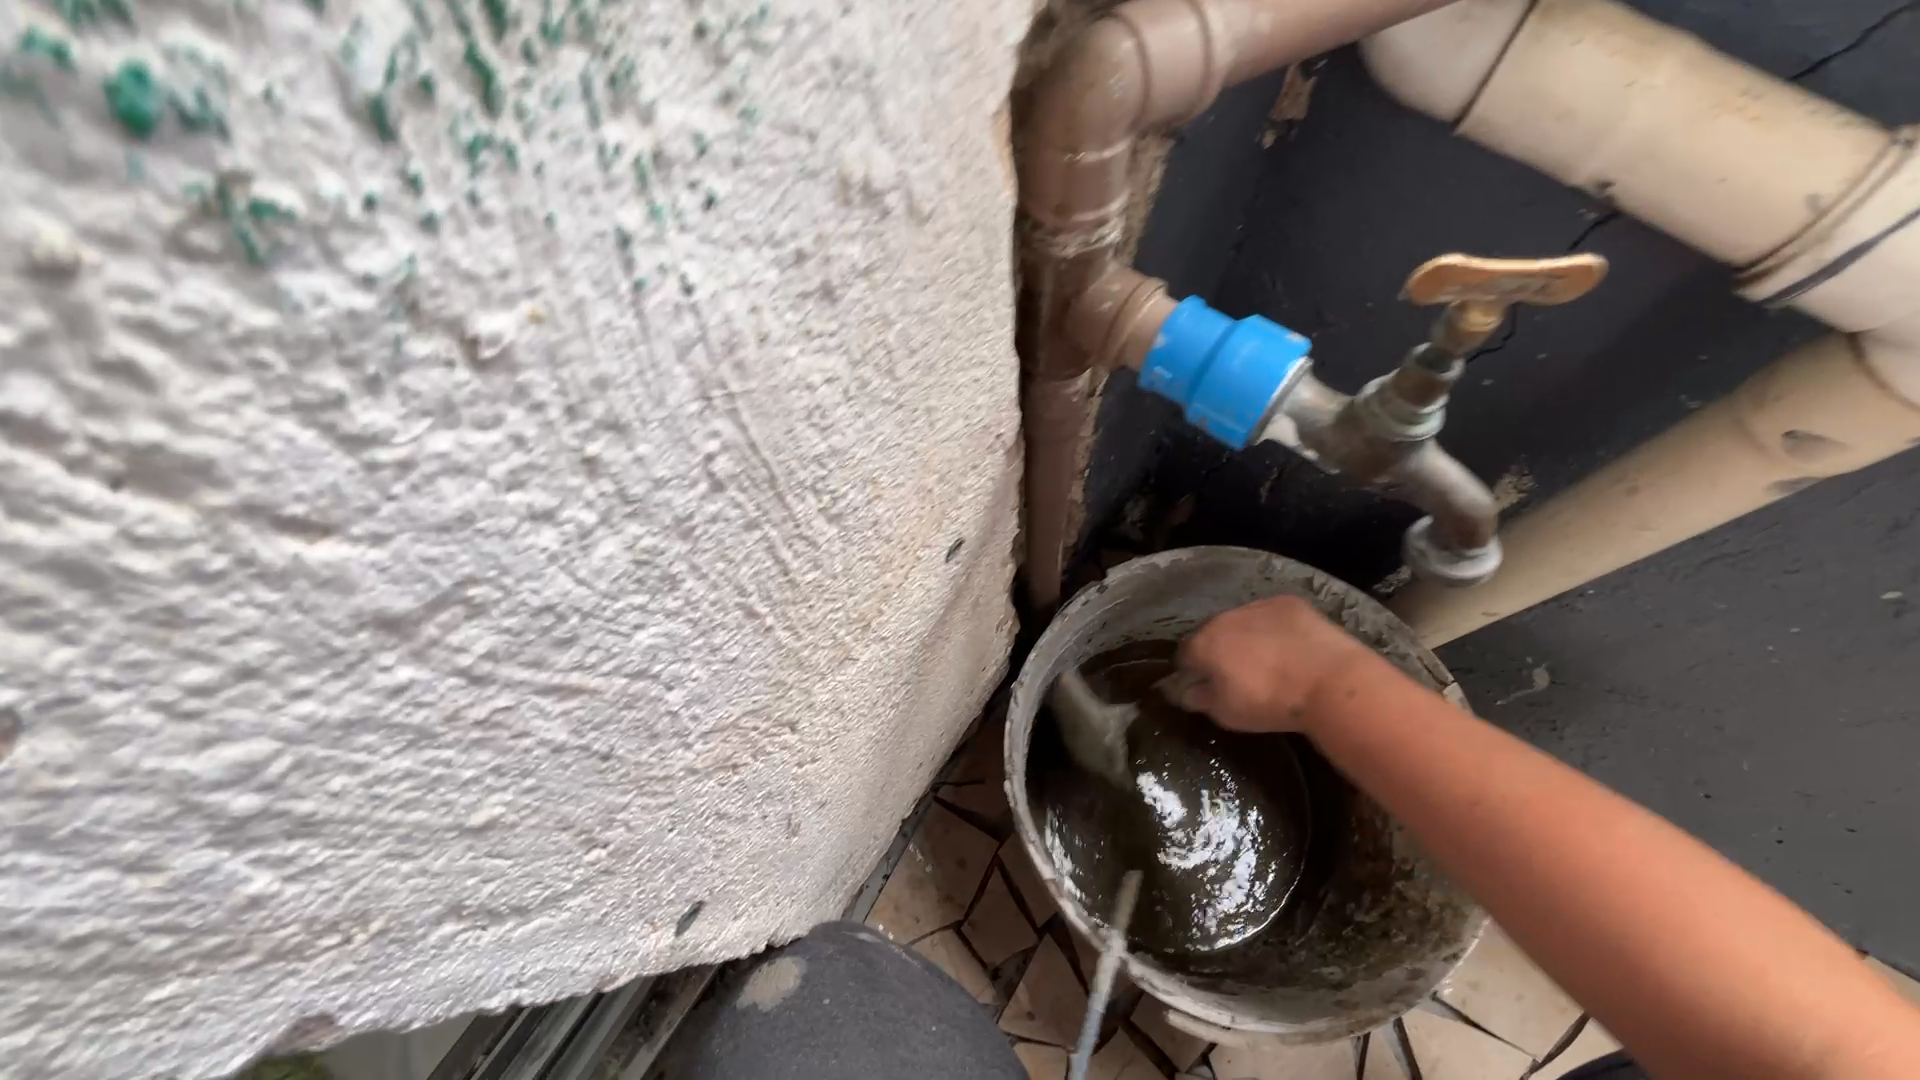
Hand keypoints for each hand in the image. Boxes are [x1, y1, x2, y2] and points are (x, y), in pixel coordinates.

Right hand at [1173, 595, 1376, 733]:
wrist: (1331, 682)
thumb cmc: (1272, 702)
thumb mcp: (1227, 713)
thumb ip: (1201, 699)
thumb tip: (1187, 692)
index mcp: (1204, 644)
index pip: (1184, 655)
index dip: (1191, 671)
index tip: (1204, 685)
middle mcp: (1224, 618)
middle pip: (1212, 633)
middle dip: (1219, 650)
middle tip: (1236, 674)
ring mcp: (1258, 606)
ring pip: (1242, 621)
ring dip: (1246, 636)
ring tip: (1266, 660)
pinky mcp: (1289, 603)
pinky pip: (1271, 616)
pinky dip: (1274, 628)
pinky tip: (1289, 646)